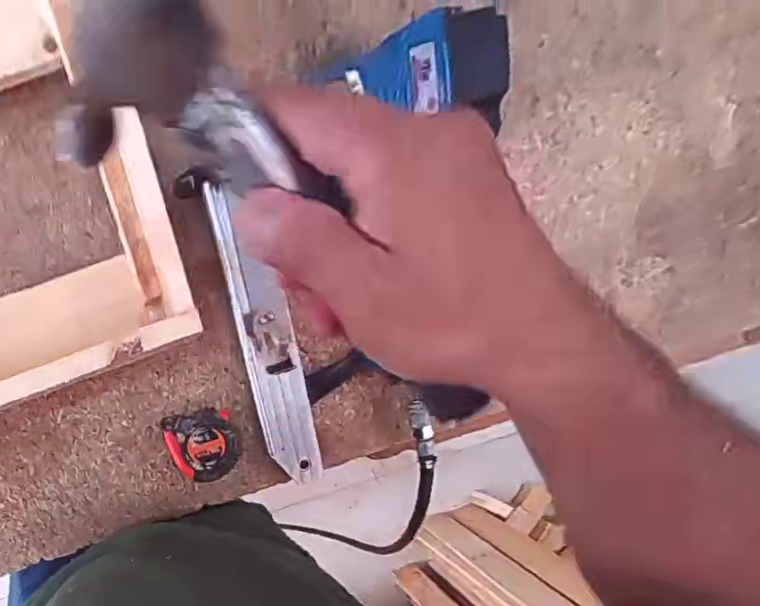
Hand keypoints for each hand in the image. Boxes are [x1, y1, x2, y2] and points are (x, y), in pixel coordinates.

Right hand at [234, 85, 609, 393]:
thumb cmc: (449, 321)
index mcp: (397, 151)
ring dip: (330, 239)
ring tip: (336, 304)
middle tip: (297, 283)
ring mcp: (450, 155)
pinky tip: (366, 289)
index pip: (305, 110)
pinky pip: (390, 194)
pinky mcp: (461, 182)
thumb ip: (302, 243)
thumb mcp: (360, 292)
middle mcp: (427, 134)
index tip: (221, 153)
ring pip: (356, 180)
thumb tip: (251, 207)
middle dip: (299, 217)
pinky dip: (364, 236)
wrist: (538, 341)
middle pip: (329, 152)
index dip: (255, 127)